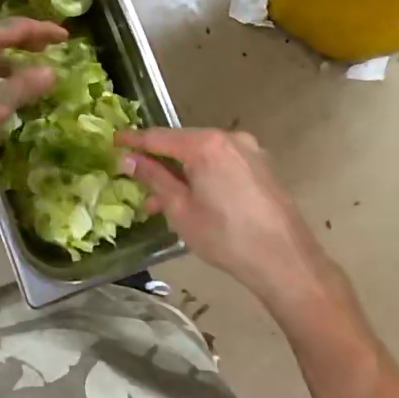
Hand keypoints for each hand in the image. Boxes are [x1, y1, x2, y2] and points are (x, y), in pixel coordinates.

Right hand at [117, 128, 332, 306]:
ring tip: (161, 203)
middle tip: (135, 181)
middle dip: (157, 161)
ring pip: (203, 155)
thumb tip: (129, 159)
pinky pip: (222, 164)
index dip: (133, 141)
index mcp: (205, 144)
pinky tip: (193, 199)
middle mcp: (229, 138)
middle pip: (182, 143)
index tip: (113, 143)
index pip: (158, 136)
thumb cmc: (225, 236)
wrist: (285, 260)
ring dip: (180, 173)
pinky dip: (202, 176)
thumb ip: (154, 178)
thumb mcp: (180, 209)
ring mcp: (250, 151)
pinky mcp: (262, 167)